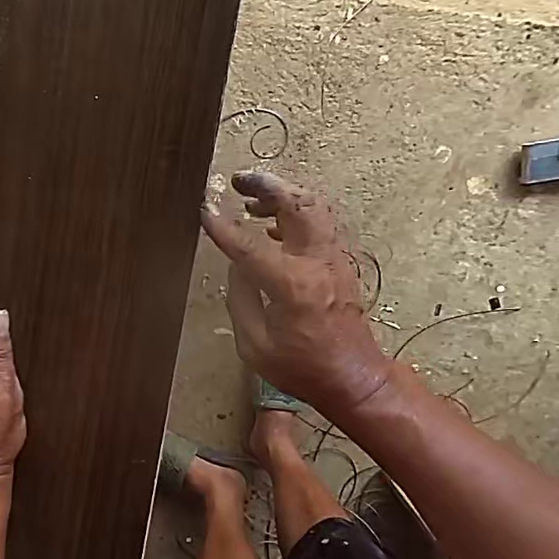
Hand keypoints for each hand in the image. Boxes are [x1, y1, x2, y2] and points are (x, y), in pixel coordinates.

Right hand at [199, 172, 392, 415]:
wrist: (354, 378)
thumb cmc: (301, 368)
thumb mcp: (254, 343)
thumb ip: (240, 298)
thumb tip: (237, 265)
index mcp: (292, 285)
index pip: (249, 245)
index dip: (222, 226)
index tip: (203, 210)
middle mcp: (318, 264)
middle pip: (298, 205)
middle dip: (266, 186)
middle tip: (239, 180)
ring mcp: (335, 261)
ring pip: (315, 207)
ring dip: (283, 195)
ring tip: (253, 199)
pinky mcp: (340, 264)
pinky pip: (320, 223)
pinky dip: (296, 212)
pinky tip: (272, 223)